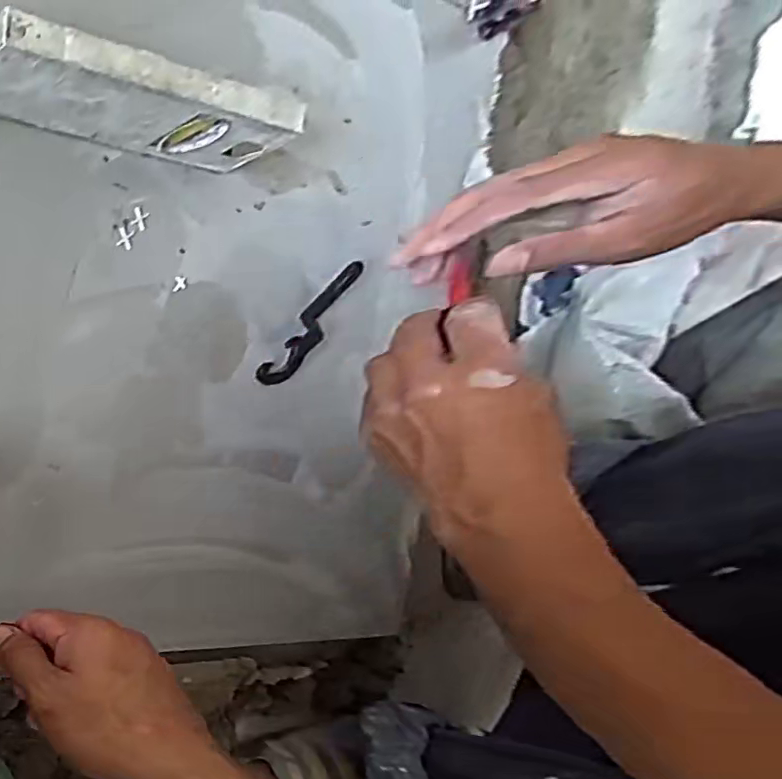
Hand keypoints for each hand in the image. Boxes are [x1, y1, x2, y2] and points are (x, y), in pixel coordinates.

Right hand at [0, 611, 220, 778]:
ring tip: (65, 723)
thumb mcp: (46, 694)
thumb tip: (2, 632)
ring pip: (82, 661)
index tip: (11, 678)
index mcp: (87, 630)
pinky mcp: (152, 680)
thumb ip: (18, 657)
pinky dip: (91, 695)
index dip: (14, 648)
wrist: (176, 768)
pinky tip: (92, 725)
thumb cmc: (109, 733)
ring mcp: (138, 656)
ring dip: (64, 686)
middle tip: (36, 707)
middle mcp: (115, 634)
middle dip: (40, 671)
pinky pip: (107, 677)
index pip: (32, 620)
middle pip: (58, 640)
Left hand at [364, 300, 573, 545]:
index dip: (469, 311)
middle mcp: (422, 385)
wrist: (487, 502)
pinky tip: (407, 402)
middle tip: (442, 335)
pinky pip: (372, 396)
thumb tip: (477, 336)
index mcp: (476, 371)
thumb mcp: (532, 388)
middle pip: (409, 332)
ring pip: (381, 363)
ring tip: (421, 370)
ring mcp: (389, 410)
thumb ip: (498, 356)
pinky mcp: (371, 431)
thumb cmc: (527, 449)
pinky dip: (388, 391)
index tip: (472, 316)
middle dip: (427, 327)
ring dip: (400, 359)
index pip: (464, 316)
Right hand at [395, 135, 781, 282]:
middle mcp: (569, 159)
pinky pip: (501, 194)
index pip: (502, 201)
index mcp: (587, 171)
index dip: (454, 230)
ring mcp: (562, 162)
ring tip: (419, 262)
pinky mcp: (558, 173)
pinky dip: (468, 221)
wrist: (731, 179)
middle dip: (437, 228)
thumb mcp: (623, 239)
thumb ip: (555, 249)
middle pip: (484, 192)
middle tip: (404, 262)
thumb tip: (495, 263)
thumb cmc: (683, 210)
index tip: (419, 256)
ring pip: (486, 193)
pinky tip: (451, 243)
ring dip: (447, 227)